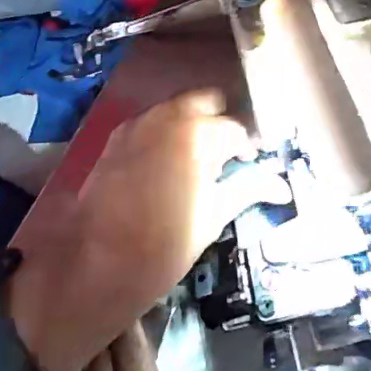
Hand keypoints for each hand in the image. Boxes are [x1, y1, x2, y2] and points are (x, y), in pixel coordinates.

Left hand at [8, 88, 287, 370]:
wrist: (93, 268)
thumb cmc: (161, 248)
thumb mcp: (210, 220)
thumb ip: (244, 190)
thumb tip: (277, 184)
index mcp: (198, 134)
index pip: (236, 129)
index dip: (247, 147)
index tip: (250, 163)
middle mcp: (168, 117)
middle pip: (206, 102)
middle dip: (220, 123)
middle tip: (225, 154)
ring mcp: (138, 124)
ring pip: (176, 109)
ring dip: (192, 125)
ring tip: (197, 159)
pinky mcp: (117, 137)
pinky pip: (151, 122)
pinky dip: (165, 133)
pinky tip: (166, 163)